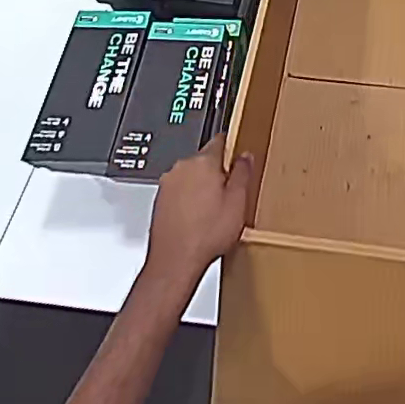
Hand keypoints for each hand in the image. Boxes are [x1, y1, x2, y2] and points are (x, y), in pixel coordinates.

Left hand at [143, 136, 257, 289]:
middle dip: (218, 171)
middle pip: (205, 159)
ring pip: (191, 176)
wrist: (174, 263)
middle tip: (231, 192)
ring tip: (215, 211)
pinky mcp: (159, 201)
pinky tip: (199, 220)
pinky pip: (179, 192)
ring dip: (202, 186)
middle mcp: (181, 168)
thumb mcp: (238, 201)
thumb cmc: (205, 235)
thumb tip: (245, 156)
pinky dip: (189, 200)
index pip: (220, 140)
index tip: (239, 154)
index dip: (233, 146)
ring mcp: (167, 185)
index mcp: (203, 162)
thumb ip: (243, 172)